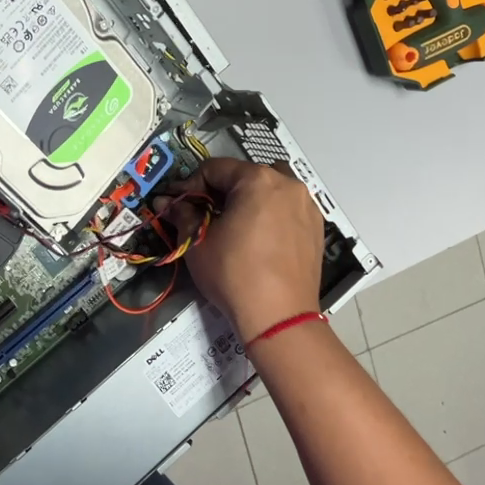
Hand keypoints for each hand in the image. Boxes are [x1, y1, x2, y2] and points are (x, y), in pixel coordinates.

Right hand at [160, 158, 323, 341]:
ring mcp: (306, 205)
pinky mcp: (316, 228)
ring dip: (248, 200)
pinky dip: (270, 215)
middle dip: (220, 192)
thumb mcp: (198, 242)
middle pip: (245, 176)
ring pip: (270, 190)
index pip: (214, 168)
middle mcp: (287, 184)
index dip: (190, 185)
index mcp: (257, 179)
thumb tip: (167, 203)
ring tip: (232, 226)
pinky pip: (286, 210)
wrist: (278, 316)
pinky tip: (257, 240)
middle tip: (203, 216)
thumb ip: (183, 214)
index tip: (179, 205)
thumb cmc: (234, 273)